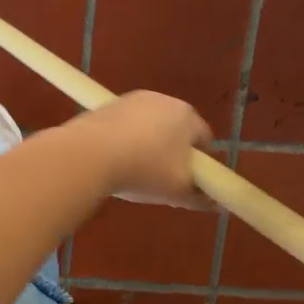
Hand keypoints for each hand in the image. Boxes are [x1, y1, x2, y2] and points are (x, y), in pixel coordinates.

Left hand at [67, 90, 211, 207]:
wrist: (89, 155)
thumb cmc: (144, 170)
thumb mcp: (177, 191)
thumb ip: (199, 197)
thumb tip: (214, 203)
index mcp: (187, 115)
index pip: (203, 139)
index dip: (200, 164)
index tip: (189, 183)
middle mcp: (162, 99)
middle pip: (174, 130)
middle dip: (171, 153)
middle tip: (160, 179)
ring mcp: (131, 100)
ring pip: (147, 127)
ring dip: (145, 146)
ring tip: (133, 172)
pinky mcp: (105, 107)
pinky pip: (122, 127)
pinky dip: (122, 142)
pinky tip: (112, 162)